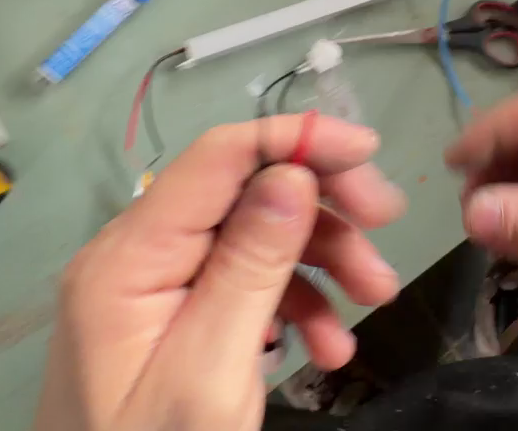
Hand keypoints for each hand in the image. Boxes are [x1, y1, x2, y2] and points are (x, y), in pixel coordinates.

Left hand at [35, 115, 405, 430]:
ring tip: (376, 297)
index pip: (221, 156)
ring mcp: (160, 283)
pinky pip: (249, 280)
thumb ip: (250, 267)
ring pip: (259, 232)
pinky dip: (300, 301)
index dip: (298, 139)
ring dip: (324, 257)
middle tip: (387, 224)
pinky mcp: (179, 313)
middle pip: (247, 188)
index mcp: (130, 255)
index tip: (369, 153)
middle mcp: (141, 252)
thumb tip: (294, 173)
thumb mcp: (210, 378)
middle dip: (323, 203)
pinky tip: (332, 344)